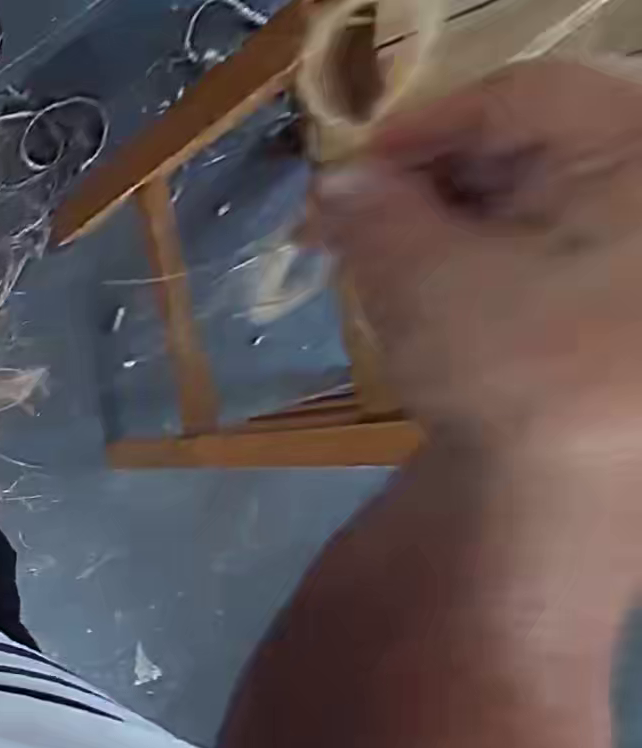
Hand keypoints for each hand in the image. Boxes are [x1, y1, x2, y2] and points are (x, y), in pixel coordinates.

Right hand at [314, 60, 641, 468]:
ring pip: (510, 184)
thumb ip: (373, 217)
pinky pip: (517, 225)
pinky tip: (400, 271)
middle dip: (408, 177)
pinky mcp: (600, 266)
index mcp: (637, 150)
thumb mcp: (423, 280)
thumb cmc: (507, 358)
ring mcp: (628, 222)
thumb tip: (331, 178)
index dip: (414, 128)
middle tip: (326, 223)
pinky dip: (446, 240)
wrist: (566, 461)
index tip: (331, 176)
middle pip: (515, 137)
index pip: (517, 96)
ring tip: (350, 252)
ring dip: (417, 212)